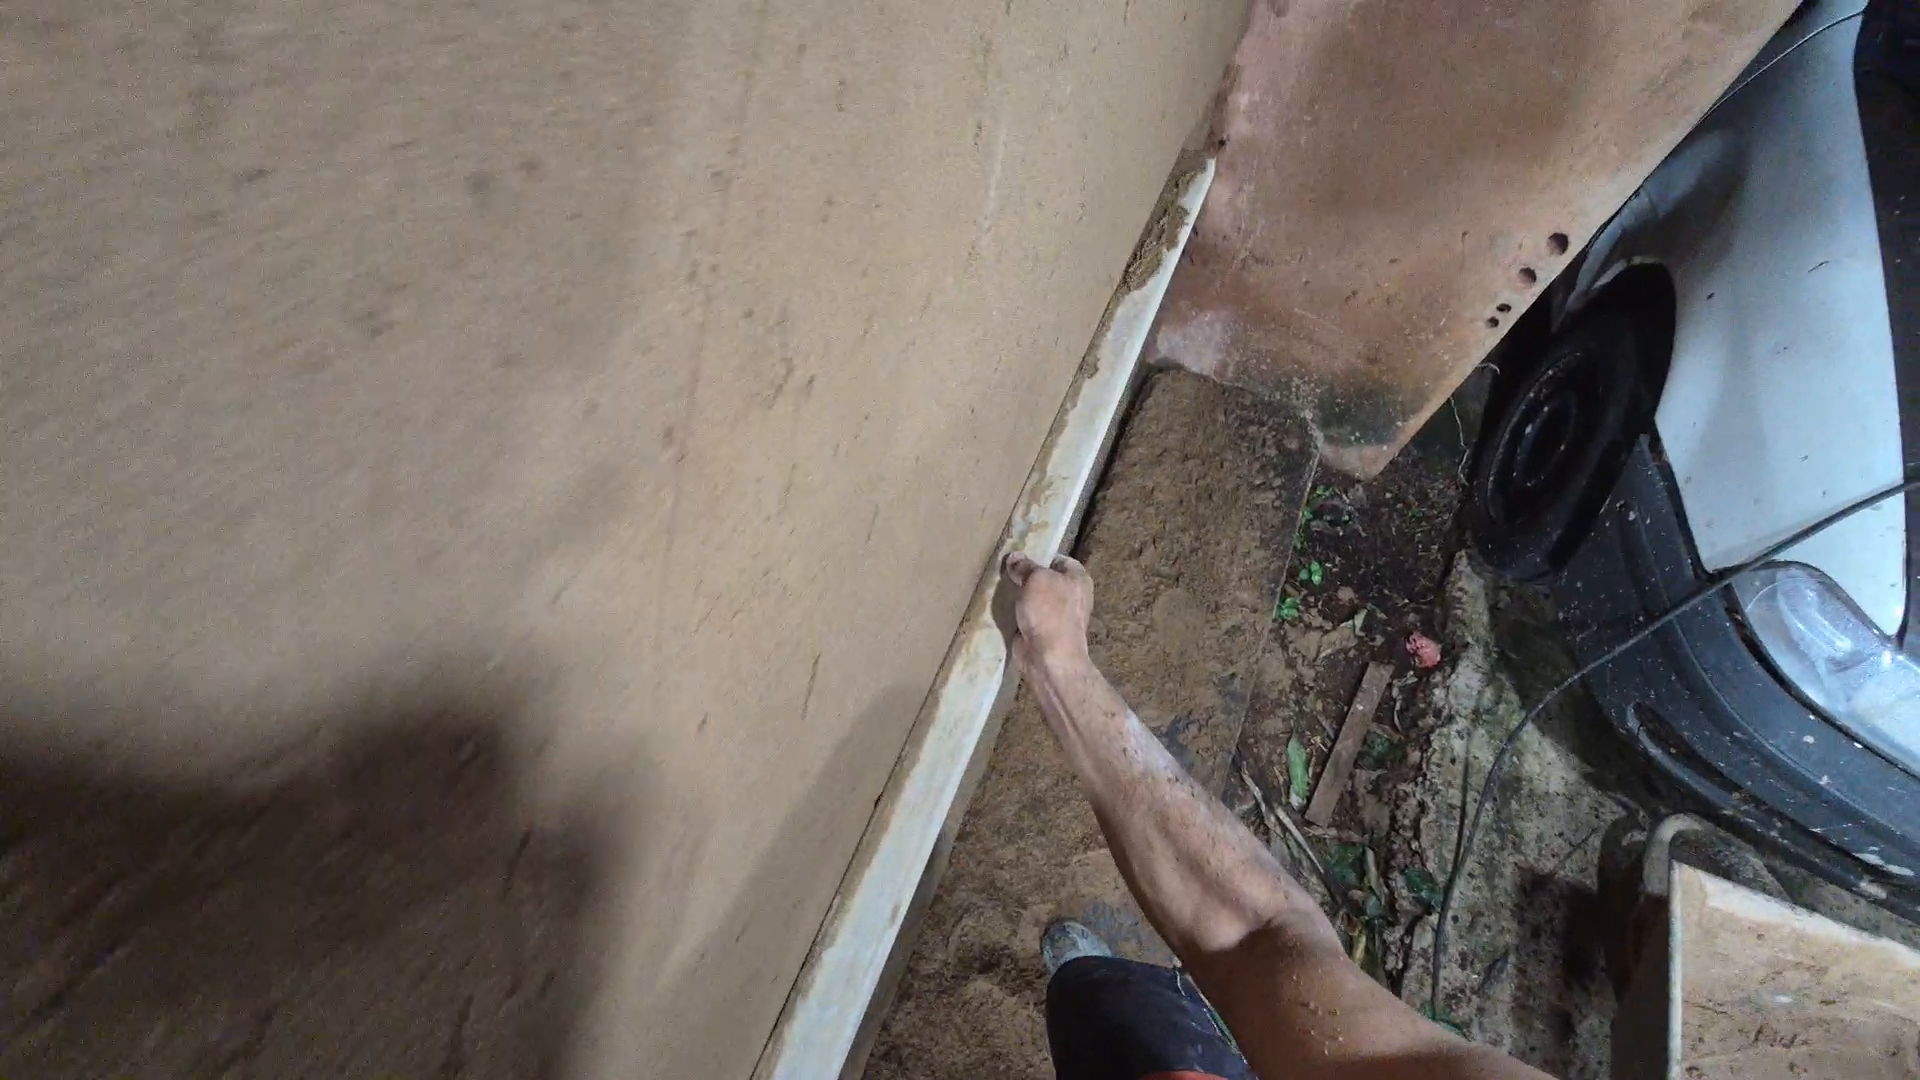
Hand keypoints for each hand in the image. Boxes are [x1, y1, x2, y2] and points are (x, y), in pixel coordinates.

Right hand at [1002, 552, 1094, 676]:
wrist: (1049, 657)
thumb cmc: (1049, 611)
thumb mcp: (1035, 579)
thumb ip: (1025, 566)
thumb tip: (1014, 557)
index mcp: (1078, 579)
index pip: (1059, 559)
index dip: (1040, 556)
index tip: (1019, 557)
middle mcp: (1072, 596)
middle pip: (1046, 579)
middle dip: (1027, 576)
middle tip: (1006, 571)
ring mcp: (1058, 616)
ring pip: (1035, 598)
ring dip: (1020, 596)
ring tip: (1000, 587)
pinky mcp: (1044, 632)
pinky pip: (1028, 616)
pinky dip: (1017, 614)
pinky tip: (1002, 608)